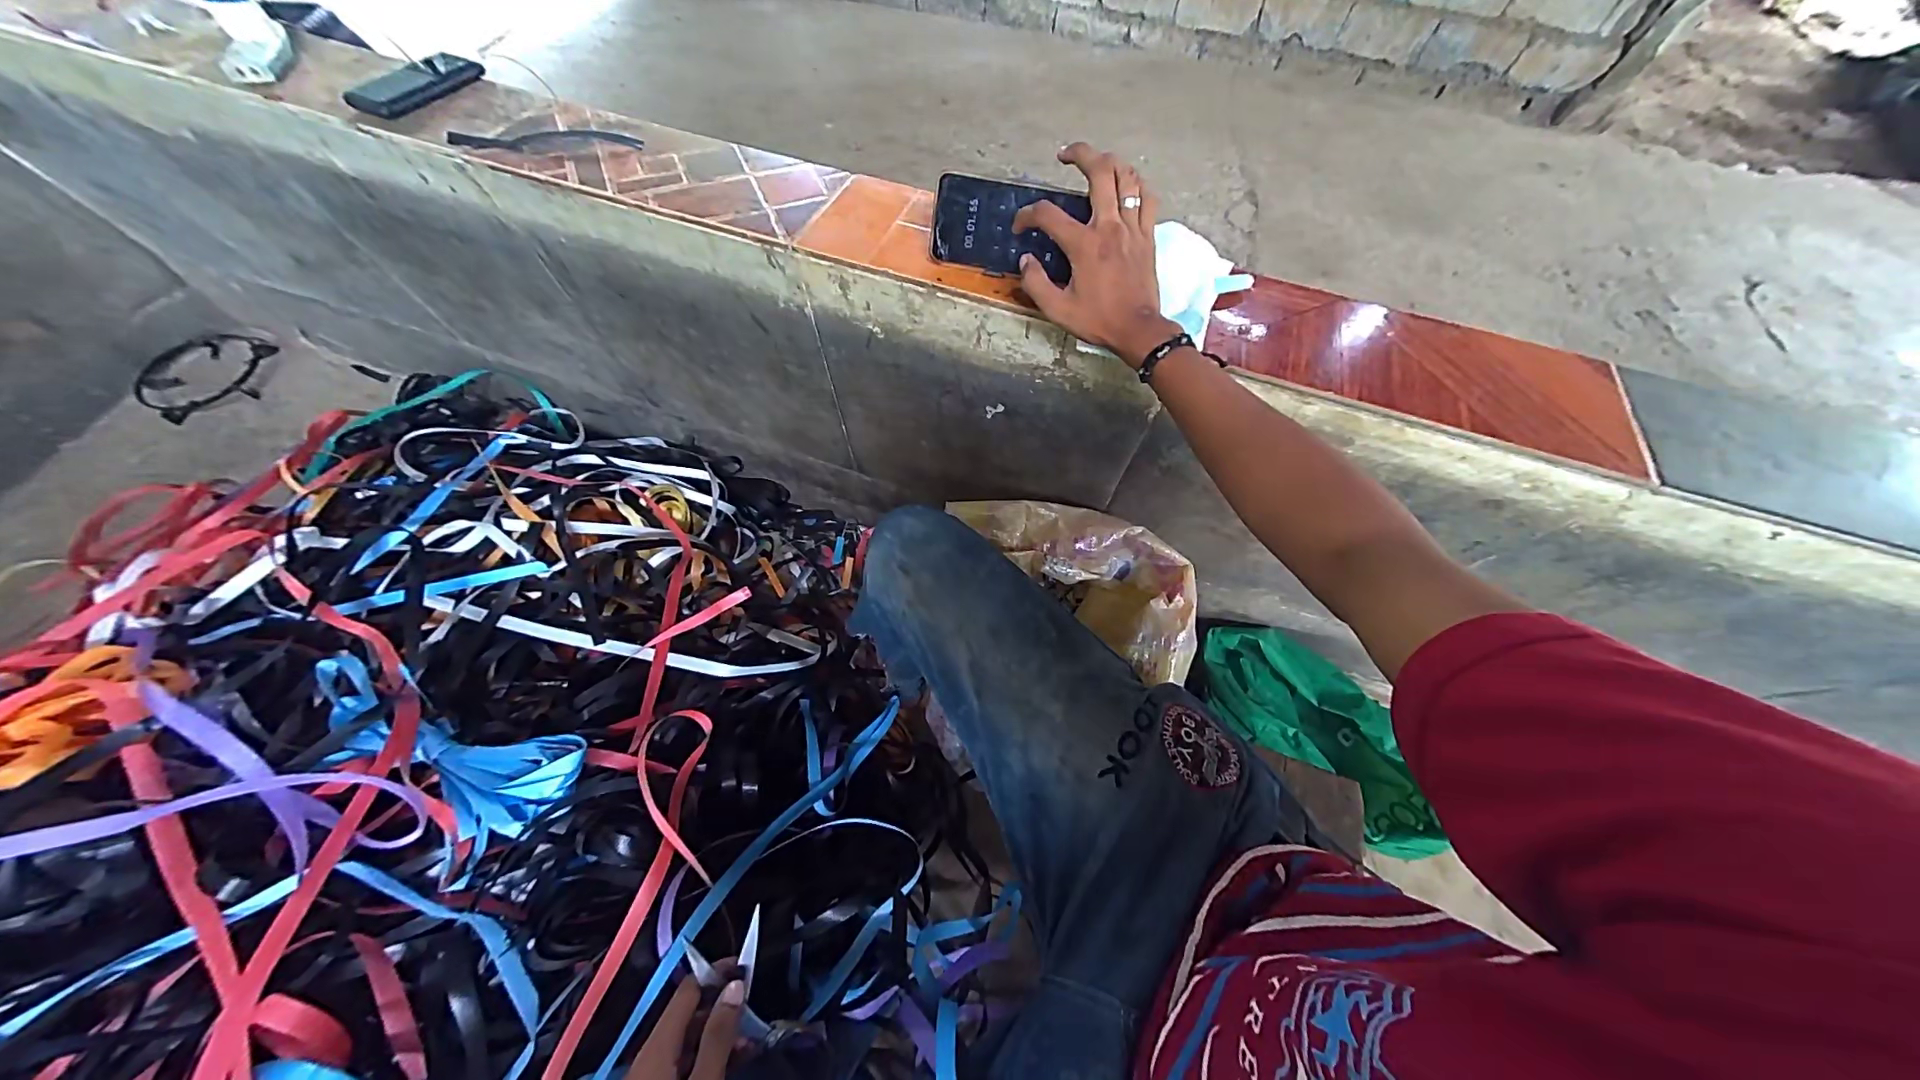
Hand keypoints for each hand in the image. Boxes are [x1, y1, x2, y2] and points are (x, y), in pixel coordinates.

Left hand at [623, 976, 744, 1079]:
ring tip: (750, 1042)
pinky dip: (708, 1055)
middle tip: (754, 1012)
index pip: (688, 989)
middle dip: (723, 1008)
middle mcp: (649, 1054)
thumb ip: (718, 1035)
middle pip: (689, 1014)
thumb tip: (734, 986)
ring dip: (720, 1034)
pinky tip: (730, 1062)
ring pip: (689, 1039)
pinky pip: (685, 1061)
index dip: (717, 972)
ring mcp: (650, 1075)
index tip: (745, 969)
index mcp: (656, 1046)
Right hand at [1012, 143, 1182, 368]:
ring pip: (1127, 177)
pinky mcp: (1148, 235)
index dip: (1028, 215)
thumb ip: (1035, 283)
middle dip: (1080, 154)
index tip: (1021, 226)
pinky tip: (1126, 186)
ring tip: (1096, 163)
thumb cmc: (1098, 320)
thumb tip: (1025, 260)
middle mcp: (1110, 227)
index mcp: (1084, 245)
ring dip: (1110, 162)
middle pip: (1099, 171)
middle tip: (1065, 156)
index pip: (1048, 214)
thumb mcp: (1057, 309)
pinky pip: (1147, 197)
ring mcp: (1133, 228)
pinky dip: (1136, 184)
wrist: (1138, 330)